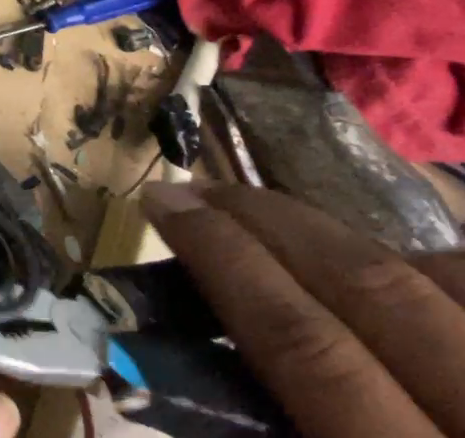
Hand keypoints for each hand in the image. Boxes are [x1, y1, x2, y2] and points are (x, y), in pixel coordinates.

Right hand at [143, 182, 464, 437]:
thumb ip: (278, 434)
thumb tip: (200, 360)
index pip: (304, 343)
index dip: (225, 258)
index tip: (166, 205)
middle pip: (382, 294)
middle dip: (276, 222)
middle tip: (205, 188)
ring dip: (373, 248)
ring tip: (307, 239)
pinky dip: (458, 279)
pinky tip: (421, 278)